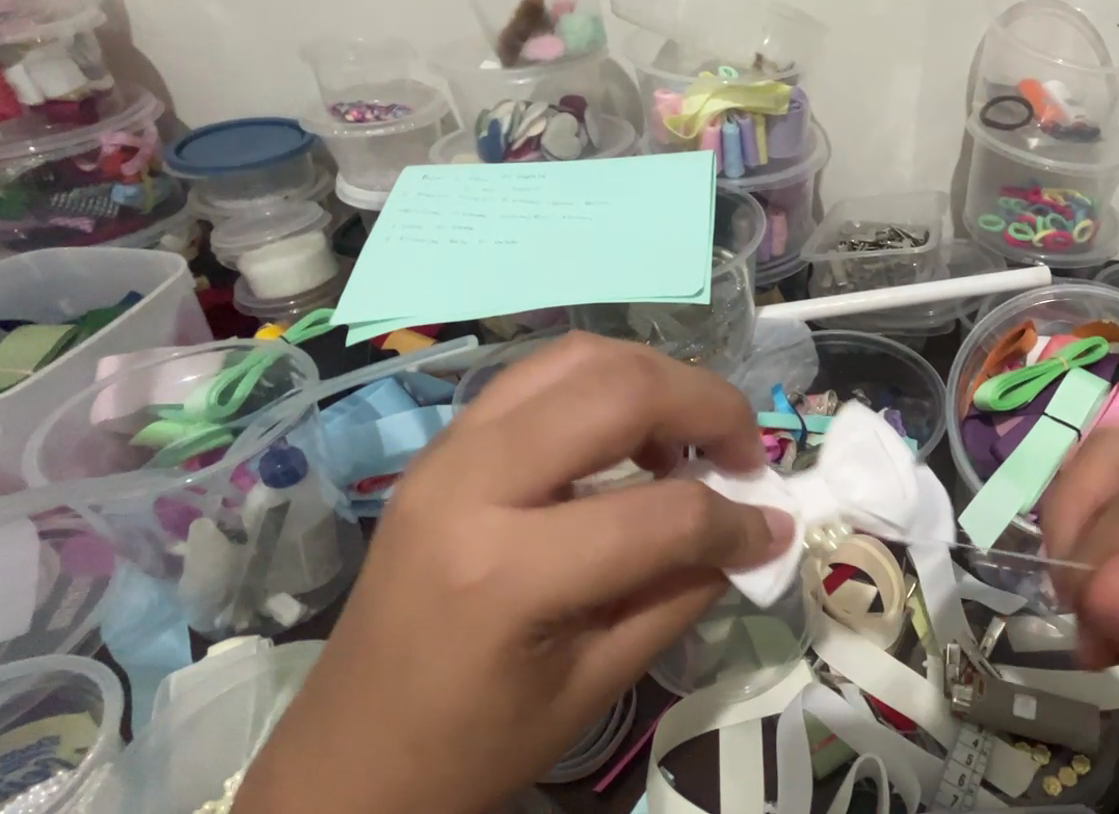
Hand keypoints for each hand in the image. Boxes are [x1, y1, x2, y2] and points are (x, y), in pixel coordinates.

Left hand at [235, 335, 794, 813]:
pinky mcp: (447, 443)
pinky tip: (632, 431)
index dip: (737, 519)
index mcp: (506, 572)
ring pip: (582, 358)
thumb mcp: (597, 683)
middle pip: (622, 391)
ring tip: (689, 433)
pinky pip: (543, 375)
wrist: (345, 760)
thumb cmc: (472, 744)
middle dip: (710, 406)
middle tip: (743, 451)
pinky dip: (608, 382)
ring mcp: (450, 450)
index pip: (662, 515)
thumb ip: (684, 592)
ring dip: (658, 379)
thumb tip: (754, 532)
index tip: (772, 529)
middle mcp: (472, 483)